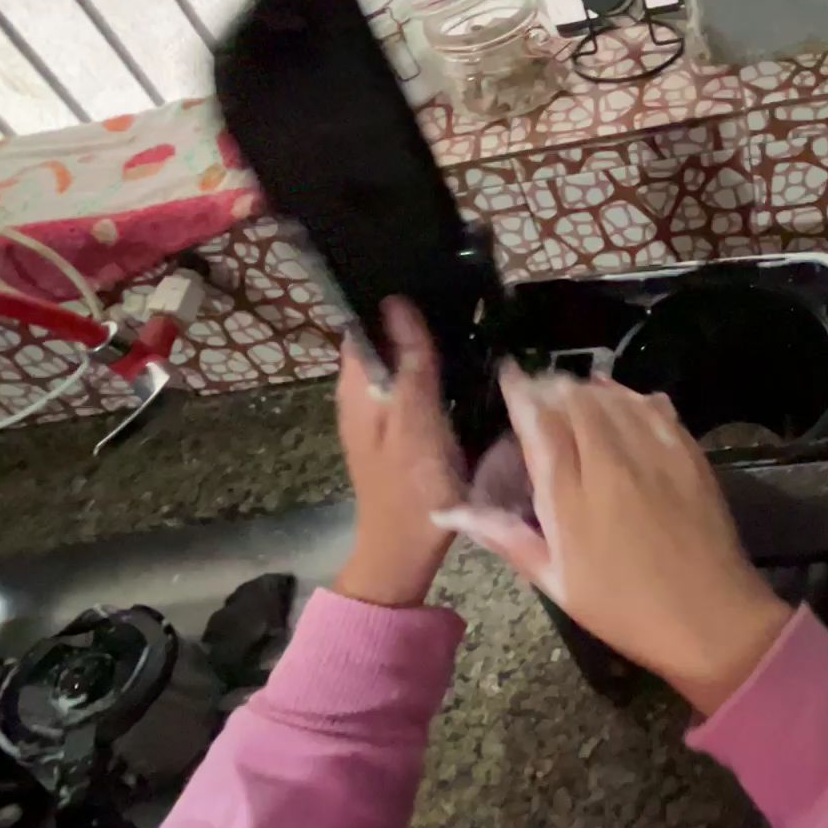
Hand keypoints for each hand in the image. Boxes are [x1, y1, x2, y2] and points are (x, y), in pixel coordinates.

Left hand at [332, 297, 463, 607]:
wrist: (406, 549)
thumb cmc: (412, 484)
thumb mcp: (415, 420)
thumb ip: (410, 362)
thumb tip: (397, 303)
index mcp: (357, 386)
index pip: (361, 323)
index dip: (388, 299)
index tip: (431, 278)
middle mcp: (362, 392)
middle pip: (383, 338)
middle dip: (416, 316)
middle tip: (463, 297)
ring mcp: (381, 410)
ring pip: (401, 359)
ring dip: (428, 341)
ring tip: (470, 320)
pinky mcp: (402, 425)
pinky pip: (415, 382)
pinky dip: (435, 368)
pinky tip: (464, 363)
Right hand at [434, 367, 792, 714]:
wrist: (709, 615)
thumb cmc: (624, 608)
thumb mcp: (556, 582)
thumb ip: (506, 536)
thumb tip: (448, 510)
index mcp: (571, 496)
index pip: (540, 424)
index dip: (521, 392)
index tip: (508, 374)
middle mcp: (611, 462)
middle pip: (575, 400)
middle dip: (552, 385)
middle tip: (540, 387)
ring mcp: (654, 453)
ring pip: (615, 397)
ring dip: (589, 387)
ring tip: (574, 388)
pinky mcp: (688, 452)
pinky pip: (655, 406)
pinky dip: (632, 395)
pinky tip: (622, 397)